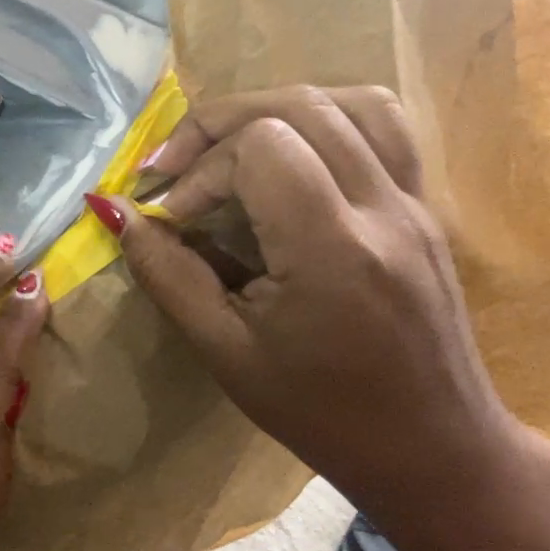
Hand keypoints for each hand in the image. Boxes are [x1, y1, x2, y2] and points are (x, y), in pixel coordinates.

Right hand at [100, 85, 520, 506]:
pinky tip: (283, 160)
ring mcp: (416, 206)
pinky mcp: (424, 211)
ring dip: (275, 111)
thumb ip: (166, 271)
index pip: (261, 147)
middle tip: (176, 169)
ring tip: (228, 150)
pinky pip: (383, 130)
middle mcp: (384, 211)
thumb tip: (116, 211)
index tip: (172, 218)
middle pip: (301, 107)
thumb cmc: (317, 409)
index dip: (200, 169)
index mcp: (334, 249)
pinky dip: (324, 122)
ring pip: (354, 102)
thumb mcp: (222, 349)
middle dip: (221, 124)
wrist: (433, 449)